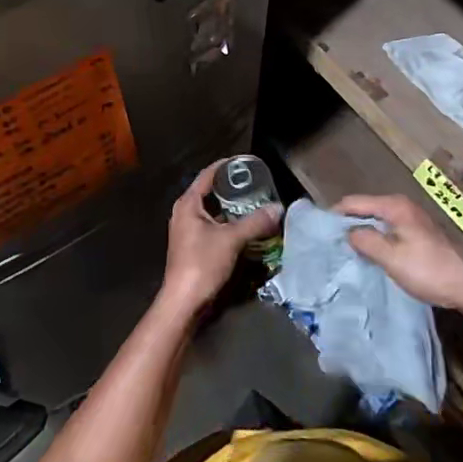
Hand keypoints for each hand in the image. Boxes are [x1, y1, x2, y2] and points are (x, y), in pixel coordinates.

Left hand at [159, 160, 281, 316]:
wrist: (184, 299)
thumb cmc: (202, 262)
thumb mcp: (231, 240)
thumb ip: (254, 222)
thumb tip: (278, 208)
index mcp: (188, 203)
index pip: (206, 175)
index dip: (224, 166)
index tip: (244, 162)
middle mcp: (185, 212)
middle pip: (209, 192)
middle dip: (231, 188)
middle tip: (255, 183)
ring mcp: (188, 229)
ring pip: (212, 211)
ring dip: (231, 207)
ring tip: (254, 203)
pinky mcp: (193, 245)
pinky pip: (213, 225)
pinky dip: (228, 223)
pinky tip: (245, 227)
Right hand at [335, 193, 462, 313]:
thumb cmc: (431, 271)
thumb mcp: (391, 258)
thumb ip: (364, 240)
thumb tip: (348, 232)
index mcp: (394, 206)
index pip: (353, 202)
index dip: (336, 215)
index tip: (323, 232)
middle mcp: (403, 206)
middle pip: (365, 209)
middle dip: (350, 223)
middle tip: (335, 243)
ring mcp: (414, 219)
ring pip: (378, 220)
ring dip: (365, 233)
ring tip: (352, 250)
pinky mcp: (422, 233)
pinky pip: (389, 229)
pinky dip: (379, 238)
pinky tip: (376, 254)